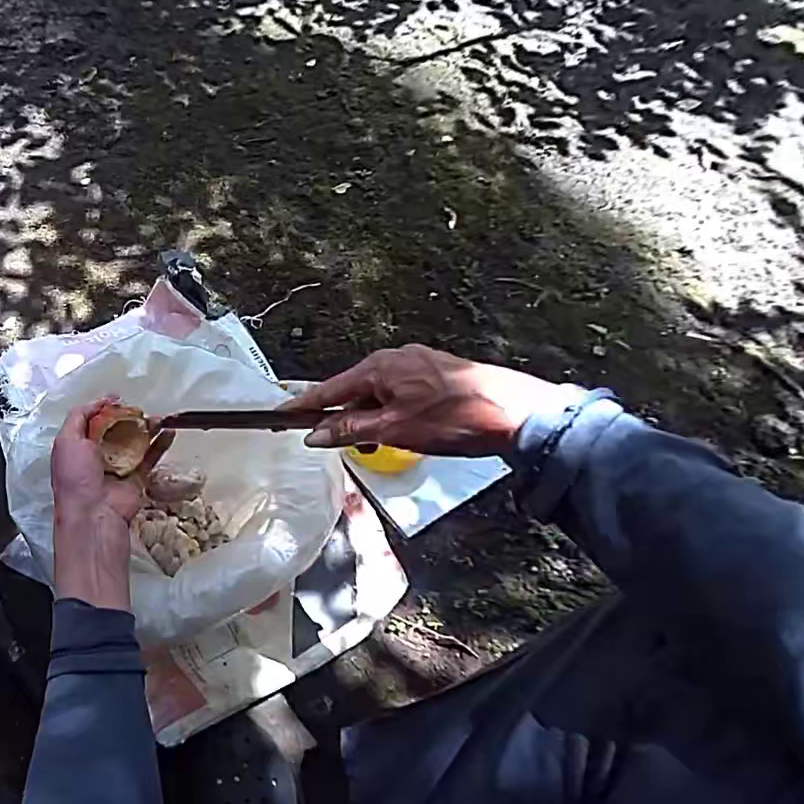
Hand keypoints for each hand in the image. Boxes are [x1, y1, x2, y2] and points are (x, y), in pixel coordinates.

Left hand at [50, 398, 142, 610]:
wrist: (94, 513)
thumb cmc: (76, 476)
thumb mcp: (67, 440)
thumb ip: (79, 417)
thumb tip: (99, 402)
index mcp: (77, 446)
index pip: (91, 420)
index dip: (103, 407)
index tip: (118, 397)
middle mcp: (97, 455)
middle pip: (116, 429)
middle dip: (129, 416)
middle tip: (139, 409)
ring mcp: (118, 466)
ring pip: (136, 441)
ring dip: (147, 427)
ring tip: (158, 418)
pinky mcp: (137, 478)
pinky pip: (150, 457)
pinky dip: (161, 444)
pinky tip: (169, 432)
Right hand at [282, 345, 559, 456]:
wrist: (524, 415)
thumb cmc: (456, 419)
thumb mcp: (394, 429)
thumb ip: (349, 430)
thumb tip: (313, 434)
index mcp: (381, 366)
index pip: (329, 388)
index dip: (303, 406)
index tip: (279, 415)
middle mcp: (396, 358)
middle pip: (352, 391)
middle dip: (342, 418)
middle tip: (341, 445)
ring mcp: (418, 364)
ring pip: (376, 395)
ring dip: (369, 420)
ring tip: (378, 445)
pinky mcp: (436, 374)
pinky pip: (396, 395)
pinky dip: (388, 415)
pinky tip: (399, 433)